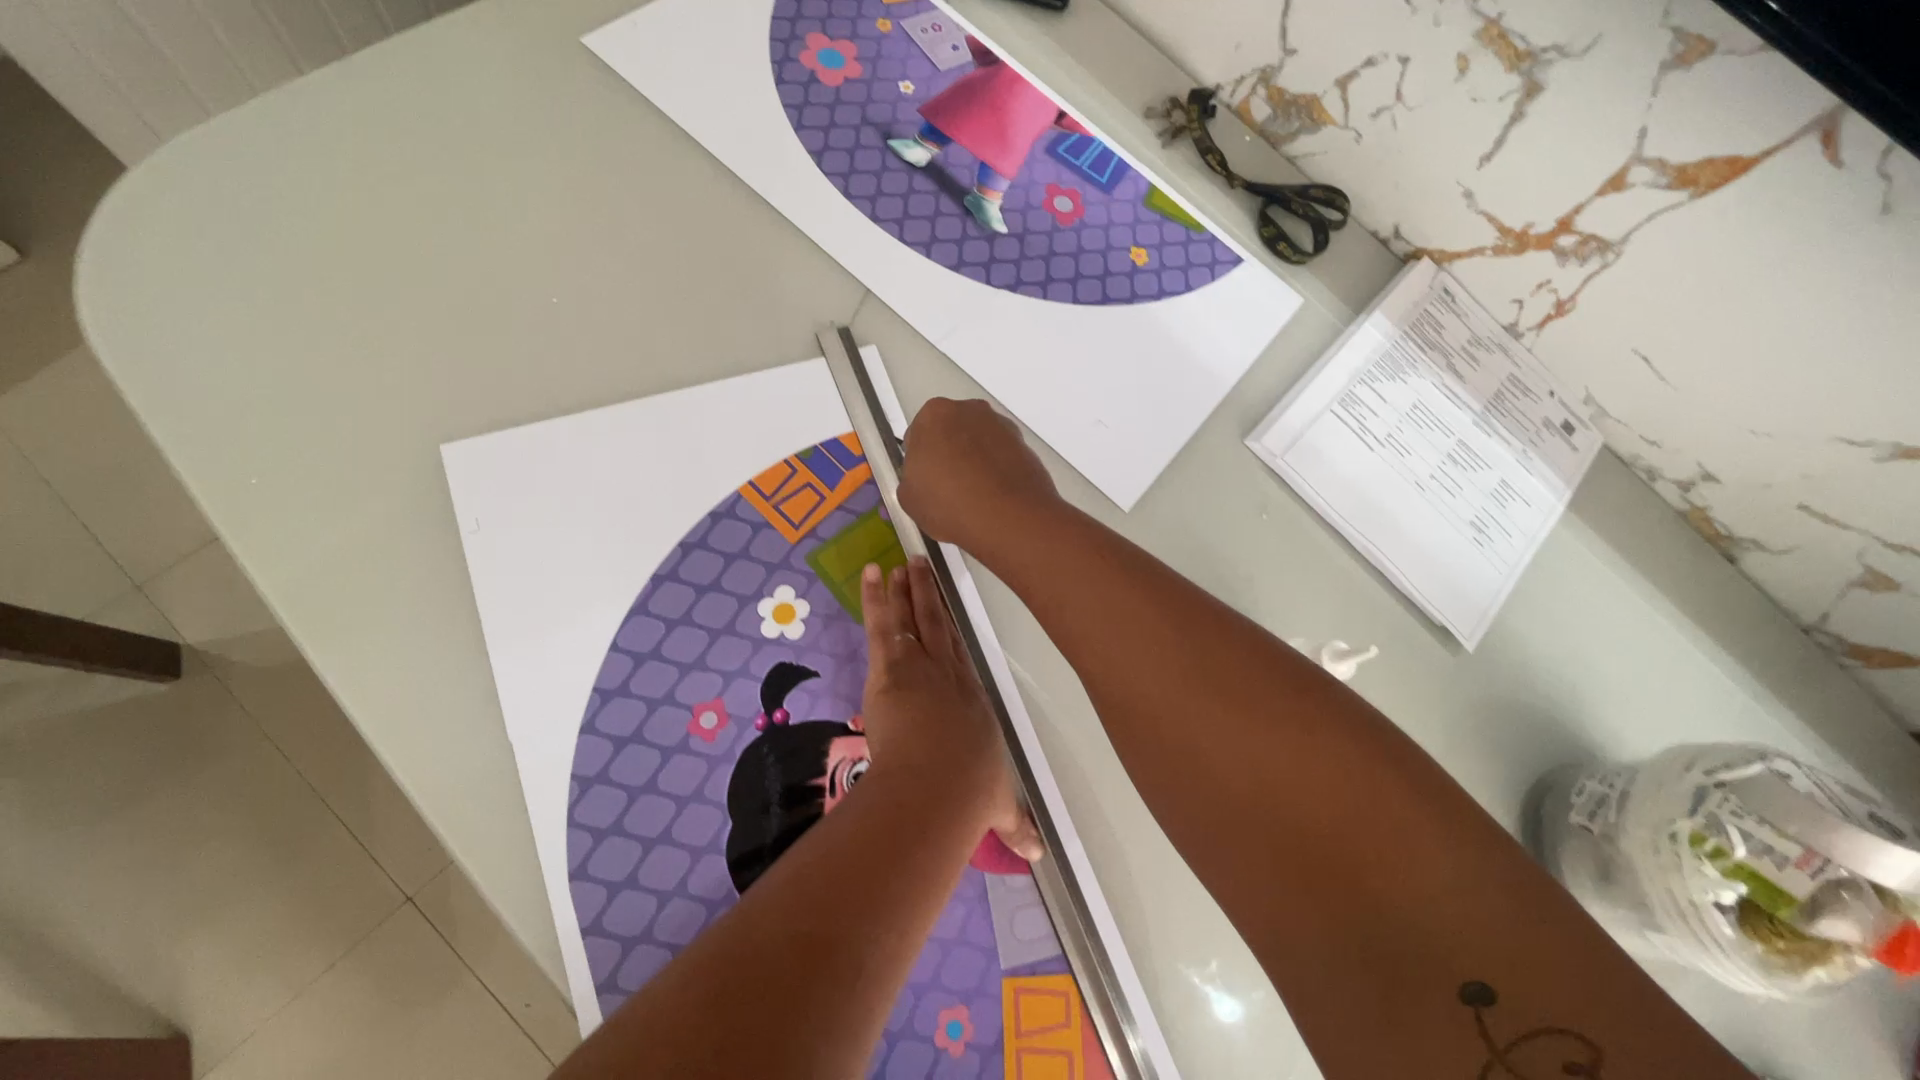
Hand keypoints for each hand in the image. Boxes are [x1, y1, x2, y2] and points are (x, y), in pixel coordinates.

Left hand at [860, 556, 1042, 860]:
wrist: (941, 785)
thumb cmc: (969, 795)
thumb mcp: (995, 809)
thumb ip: (1013, 826)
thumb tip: (1038, 854)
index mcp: (974, 704)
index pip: (961, 661)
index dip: (953, 636)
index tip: (947, 614)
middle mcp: (950, 678)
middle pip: (940, 628)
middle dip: (931, 597)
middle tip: (922, 567)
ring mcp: (921, 668)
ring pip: (914, 620)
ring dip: (907, 590)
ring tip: (901, 562)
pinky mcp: (891, 669)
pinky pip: (883, 626)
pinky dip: (876, 597)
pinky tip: (871, 572)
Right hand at [898, 398, 1060, 560]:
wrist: (1008, 517)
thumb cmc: (950, 503)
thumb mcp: (908, 499)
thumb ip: (911, 480)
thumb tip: (921, 483)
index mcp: (934, 414)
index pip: (918, 435)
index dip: (919, 462)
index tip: (924, 483)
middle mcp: (970, 411)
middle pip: (951, 433)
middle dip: (948, 455)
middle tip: (947, 490)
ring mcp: (1002, 427)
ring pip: (979, 444)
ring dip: (975, 462)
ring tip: (973, 498)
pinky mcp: (1025, 446)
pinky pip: (1003, 457)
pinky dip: (997, 472)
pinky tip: (993, 499)